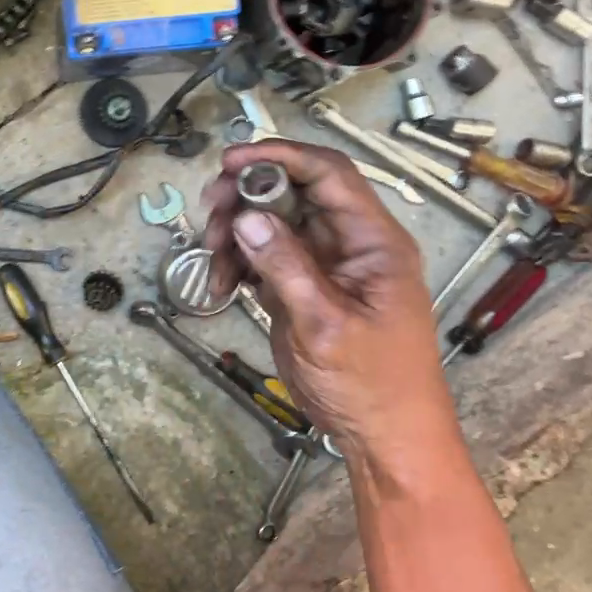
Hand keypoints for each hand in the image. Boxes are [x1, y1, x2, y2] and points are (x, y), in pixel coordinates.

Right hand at [204, 141, 456, 457]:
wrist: (381, 435)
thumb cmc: (370, 382)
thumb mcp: (326, 324)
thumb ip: (286, 266)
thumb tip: (247, 217)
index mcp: (372, 240)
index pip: (329, 174)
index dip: (281, 156)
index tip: (231, 162)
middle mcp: (347, 242)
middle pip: (291, 192)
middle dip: (245, 196)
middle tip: (209, 211)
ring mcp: (322, 263)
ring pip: (269, 222)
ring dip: (234, 233)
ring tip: (214, 262)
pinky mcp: (300, 286)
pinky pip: (262, 256)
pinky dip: (236, 265)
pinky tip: (221, 288)